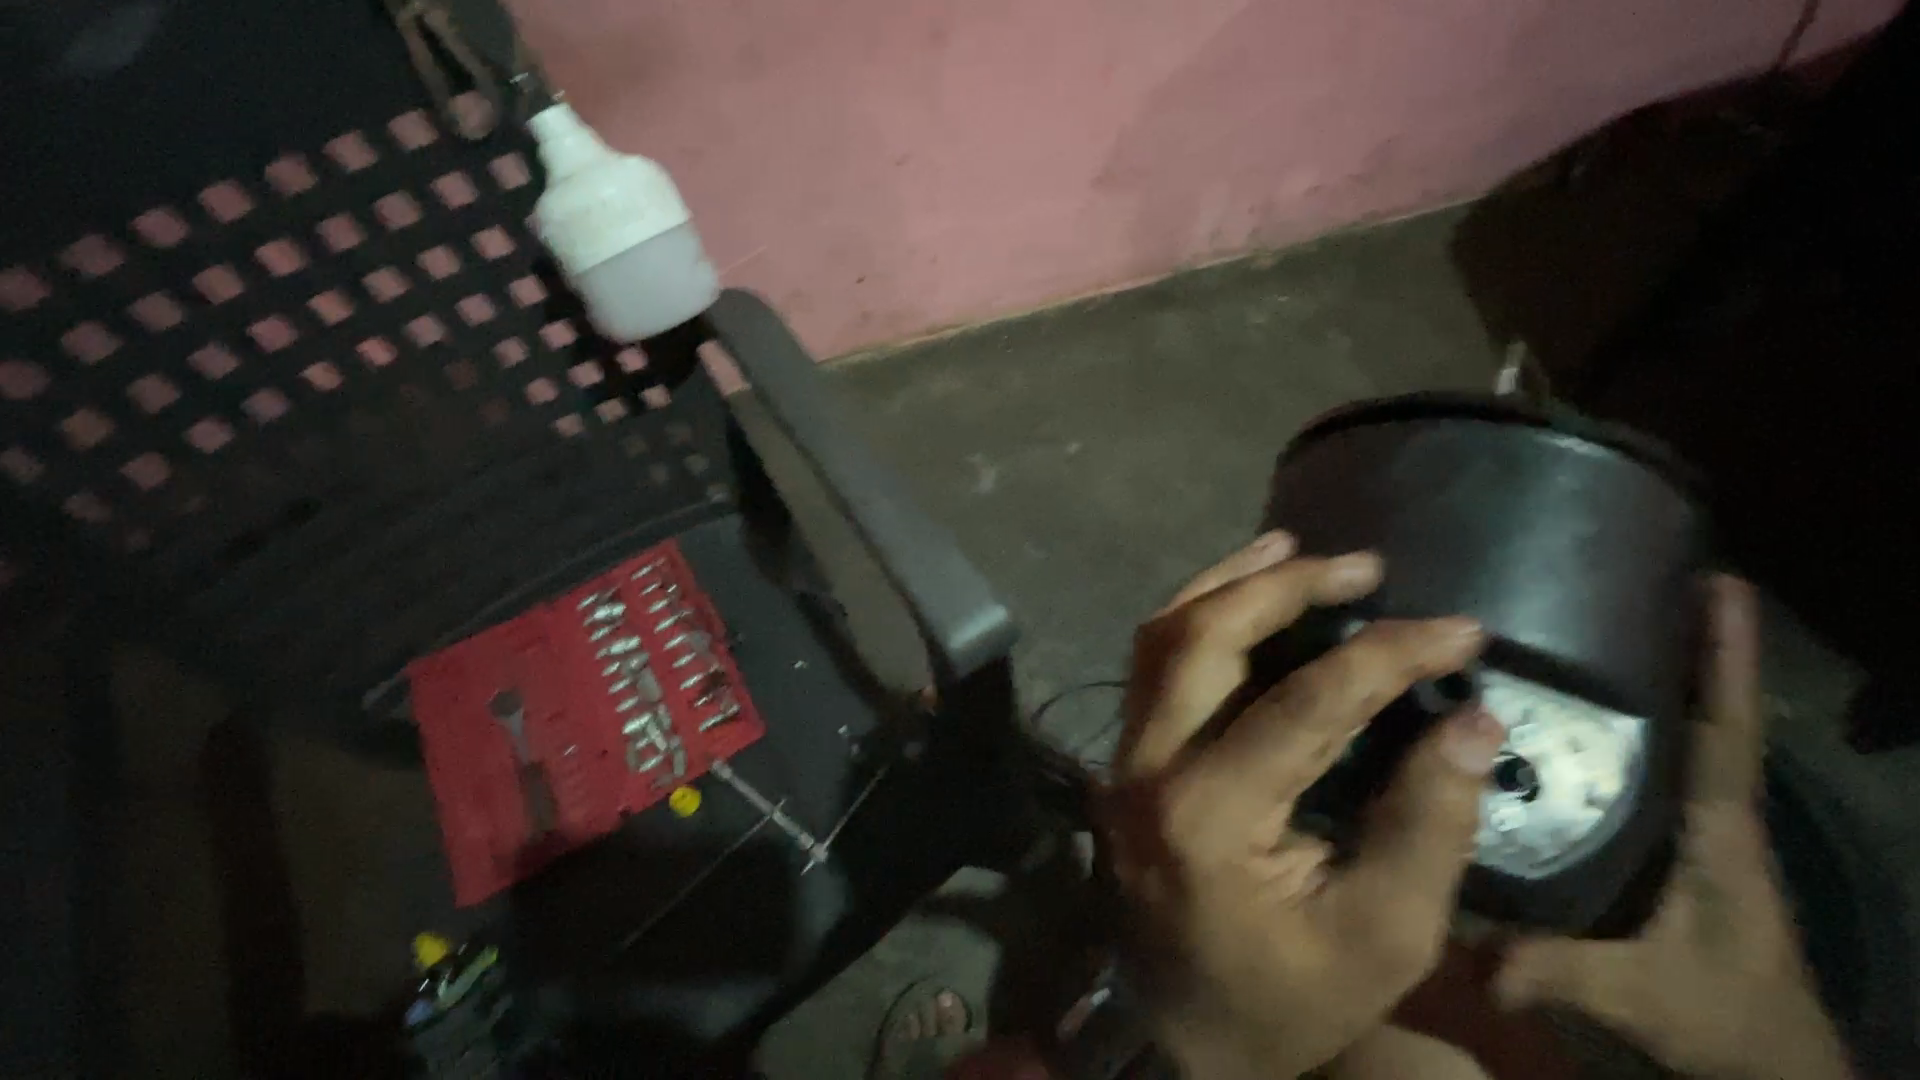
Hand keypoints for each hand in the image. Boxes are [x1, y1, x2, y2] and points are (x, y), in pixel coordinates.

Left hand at [1101, 532, 1505, 1078]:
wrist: (1180, 1028)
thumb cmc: (1287, 998)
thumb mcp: (1382, 936)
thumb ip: (1427, 824)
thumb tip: (1472, 719)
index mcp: (1208, 816)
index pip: (1304, 704)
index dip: (1388, 656)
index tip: (1461, 631)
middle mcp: (1146, 767)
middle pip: (1201, 640)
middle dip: (1283, 588)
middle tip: (1363, 568)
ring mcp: (1122, 756)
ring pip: (1160, 638)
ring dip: (1227, 584)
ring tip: (1295, 552)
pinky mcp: (1123, 755)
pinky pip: (1151, 664)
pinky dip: (1197, 616)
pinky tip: (1241, 594)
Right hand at [1497, 577, 1851, 1079]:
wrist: (1764, 1069)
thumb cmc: (1726, 1022)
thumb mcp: (1644, 997)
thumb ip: (1563, 969)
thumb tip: (1475, 954)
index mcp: (1714, 828)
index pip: (1725, 730)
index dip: (1724, 658)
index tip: (1719, 583)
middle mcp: (1695, 810)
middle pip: (1685, 711)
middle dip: (1664, 643)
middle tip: (1604, 583)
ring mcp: (1672, 825)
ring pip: (1649, 737)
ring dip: (1624, 681)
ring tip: (1558, 628)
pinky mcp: (1644, 843)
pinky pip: (1615, 770)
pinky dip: (1591, 731)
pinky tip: (1528, 715)